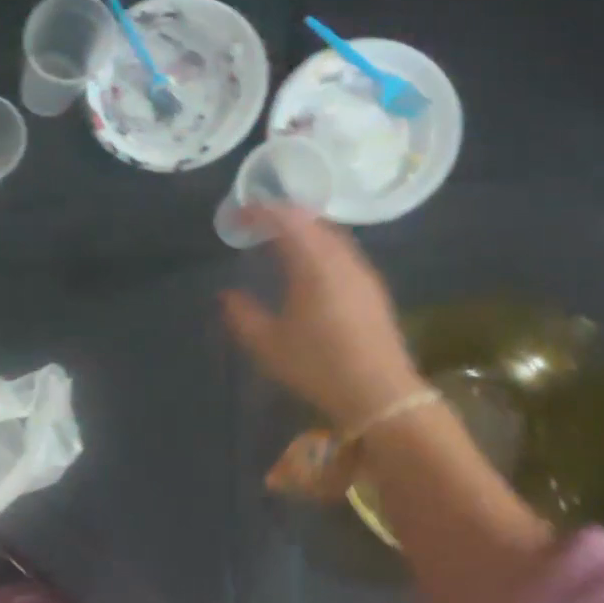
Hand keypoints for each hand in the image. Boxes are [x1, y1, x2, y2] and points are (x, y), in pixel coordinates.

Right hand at [219, 207, 424, 428]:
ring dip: (304, 231)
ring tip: (278, 241)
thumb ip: (243, 315)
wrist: (377, 390)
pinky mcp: (370, 289)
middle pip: (314, 222)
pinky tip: (306, 266)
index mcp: (314, 266)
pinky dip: (318, 247)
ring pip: (331, 236)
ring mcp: (362, 272)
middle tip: (255, 222)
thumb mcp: (267, 344)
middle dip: (284, 216)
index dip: (260, 212)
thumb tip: (227, 295)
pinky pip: (341, 253)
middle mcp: (342, 260)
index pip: (287, 221)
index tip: (236, 214)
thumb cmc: (316, 365)